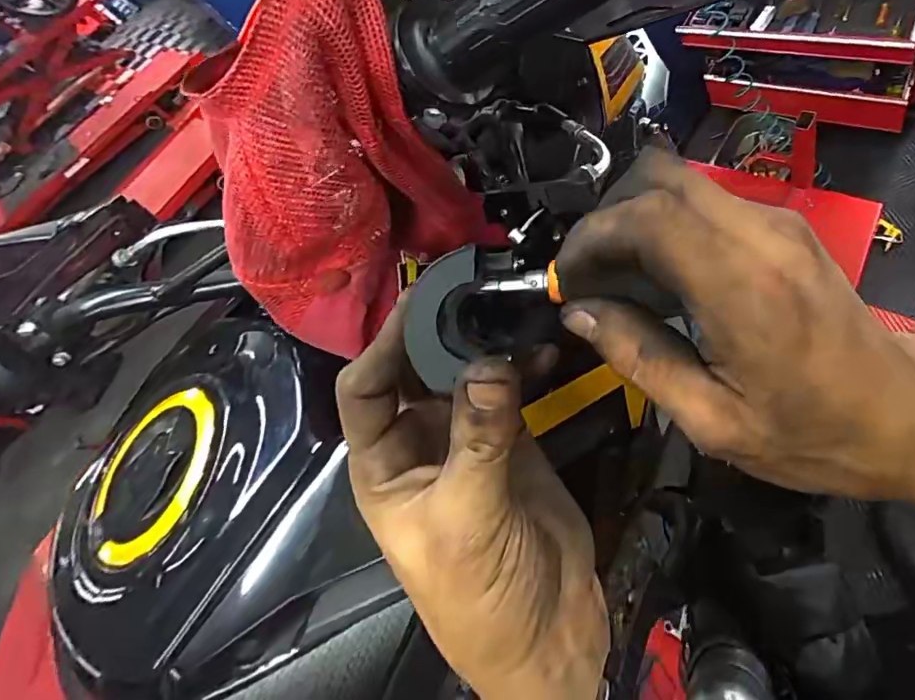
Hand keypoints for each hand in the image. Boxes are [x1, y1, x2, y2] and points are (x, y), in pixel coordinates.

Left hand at [336, 298, 607, 699]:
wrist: (548, 629)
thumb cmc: (479, 593)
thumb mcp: (466, 520)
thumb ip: (477, 440)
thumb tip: (489, 363)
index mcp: (384, 464)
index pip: (366, 389)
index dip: (385, 344)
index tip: (422, 301)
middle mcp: (420, 440)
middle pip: (418, 368)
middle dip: (439, 329)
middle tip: (473, 285)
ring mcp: (469, 434)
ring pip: (467, 370)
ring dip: (485, 340)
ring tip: (509, 305)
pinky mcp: (514, 434)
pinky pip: (514, 385)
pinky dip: (528, 362)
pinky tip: (545, 345)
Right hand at [554, 149, 914, 505]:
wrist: (905, 412)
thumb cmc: (814, 433)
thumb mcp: (715, 421)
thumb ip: (640, 357)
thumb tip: (581, 312)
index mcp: (744, 285)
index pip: (649, 215)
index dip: (595, 234)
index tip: (570, 276)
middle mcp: (762, 233)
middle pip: (661, 176)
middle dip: (610, 213)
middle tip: (591, 272)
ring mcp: (779, 219)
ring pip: (683, 180)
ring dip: (638, 216)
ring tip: (620, 276)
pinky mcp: (786, 222)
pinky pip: (709, 201)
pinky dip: (669, 222)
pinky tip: (664, 273)